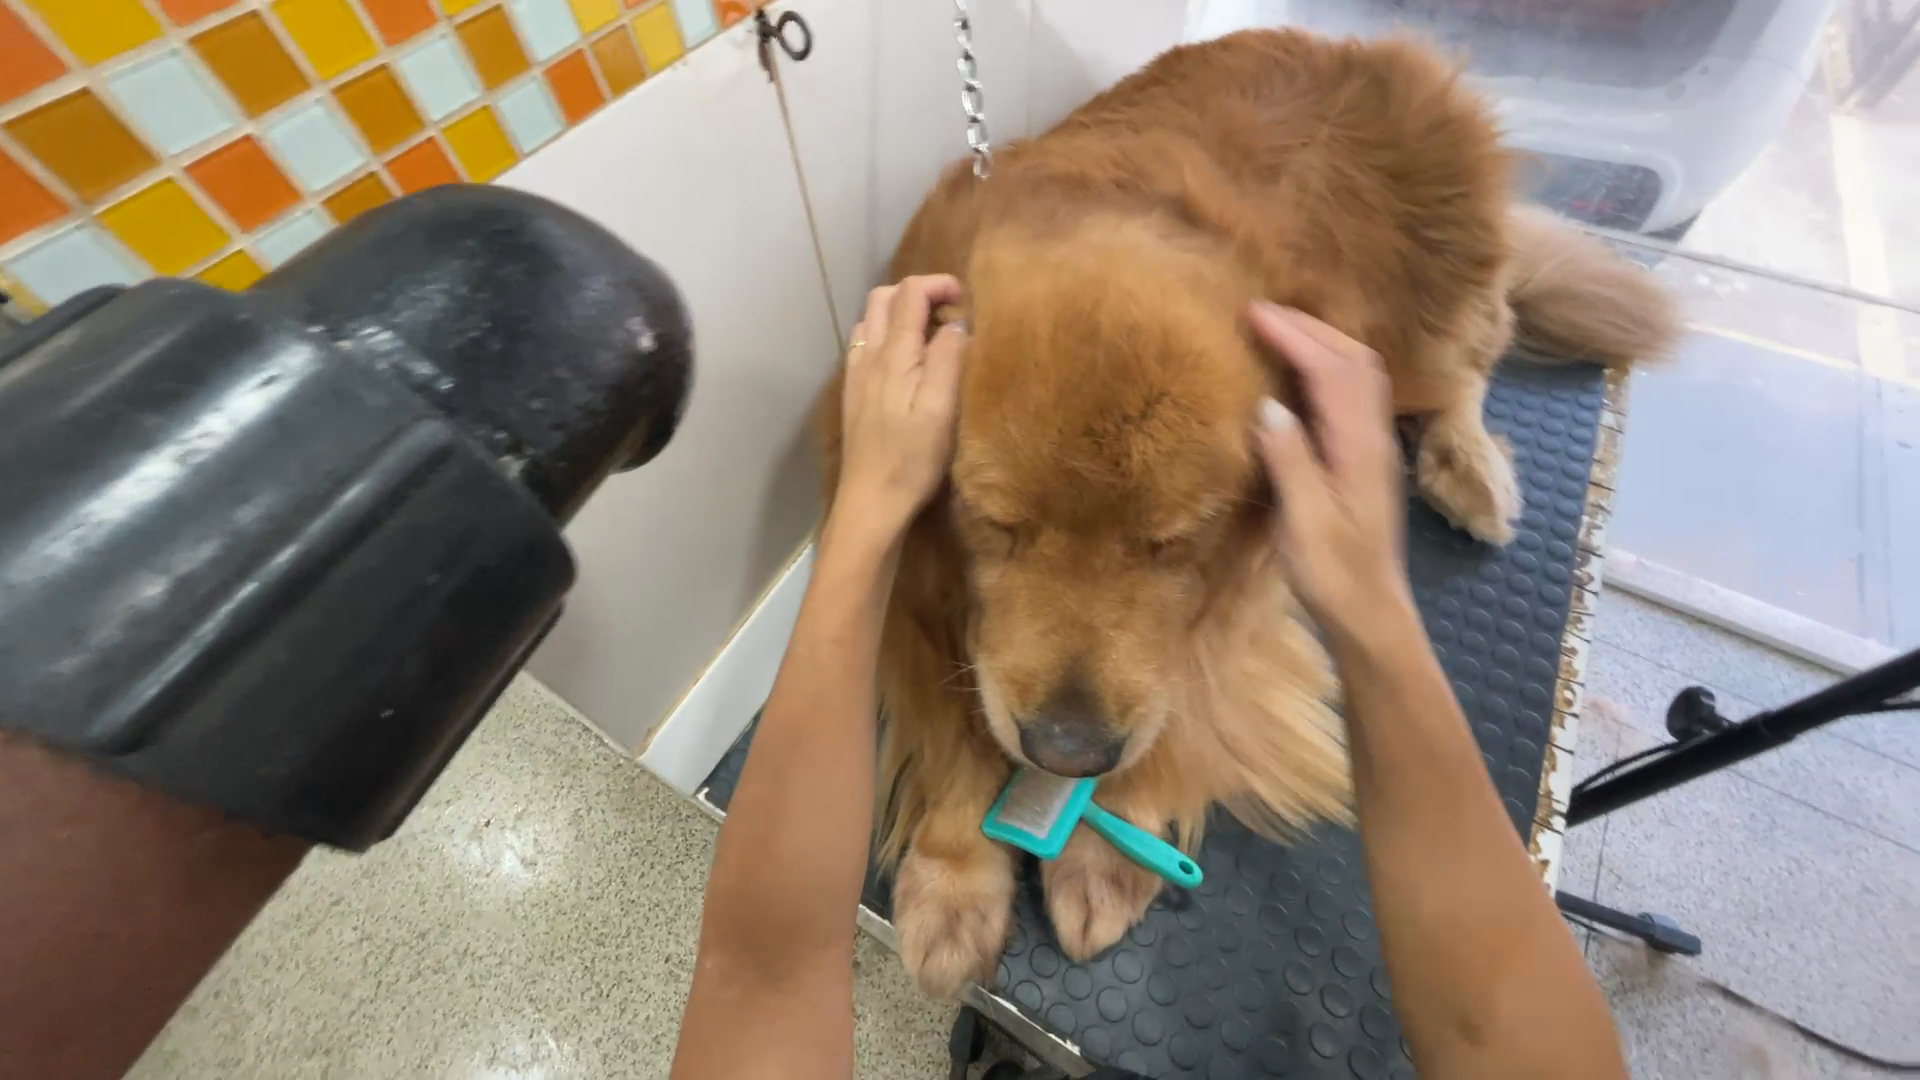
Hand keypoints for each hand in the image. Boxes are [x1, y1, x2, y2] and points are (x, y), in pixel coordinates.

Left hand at [832, 276, 968, 541]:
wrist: (870, 500)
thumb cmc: (913, 459)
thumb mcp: (942, 409)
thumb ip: (949, 359)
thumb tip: (957, 324)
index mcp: (894, 354)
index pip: (911, 293)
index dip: (940, 285)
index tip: (968, 302)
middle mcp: (868, 355)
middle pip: (885, 297)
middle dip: (919, 294)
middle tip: (950, 317)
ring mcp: (856, 374)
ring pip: (873, 320)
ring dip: (902, 315)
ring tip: (932, 339)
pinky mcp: (854, 394)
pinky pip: (866, 346)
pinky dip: (889, 338)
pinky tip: (907, 366)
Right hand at [1250, 302, 1414, 642]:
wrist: (1370, 611)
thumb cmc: (1333, 573)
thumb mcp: (1303, 522)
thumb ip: (1290, 461)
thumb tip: (1269, 406)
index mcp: (1358, 448)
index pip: (1331, 373)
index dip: (1295, 338)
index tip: (1255, 313)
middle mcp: (1373, 439)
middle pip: (1354, 361)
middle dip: (1311, 328)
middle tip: (1263, 313)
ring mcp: (1373, 448)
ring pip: (1358, 375)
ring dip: (1323, 344)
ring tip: (1280, 332)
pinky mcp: (1364, 460)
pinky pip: (1351, 396)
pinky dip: (1326, 369)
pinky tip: (1299, 378)